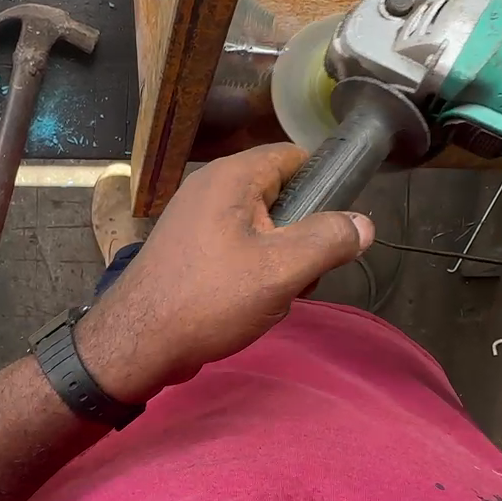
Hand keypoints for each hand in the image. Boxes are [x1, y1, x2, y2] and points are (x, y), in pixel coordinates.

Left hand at [75, 144, 373, 401]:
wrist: (137, 344)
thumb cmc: (209, 299)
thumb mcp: (280, 270)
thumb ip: (328, 241)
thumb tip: (364, 223)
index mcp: (231, 177)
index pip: (293, 157)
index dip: (324, 185)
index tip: (337, 227)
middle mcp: (209, 188)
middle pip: (280, 196)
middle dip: (302, 235)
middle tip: (303, 274)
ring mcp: (194, 220)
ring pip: (260, 229)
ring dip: (278, 262)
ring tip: (274, 296)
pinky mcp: (187, 250)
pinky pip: (235, 250)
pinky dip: (251, 273)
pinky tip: (250, 306)